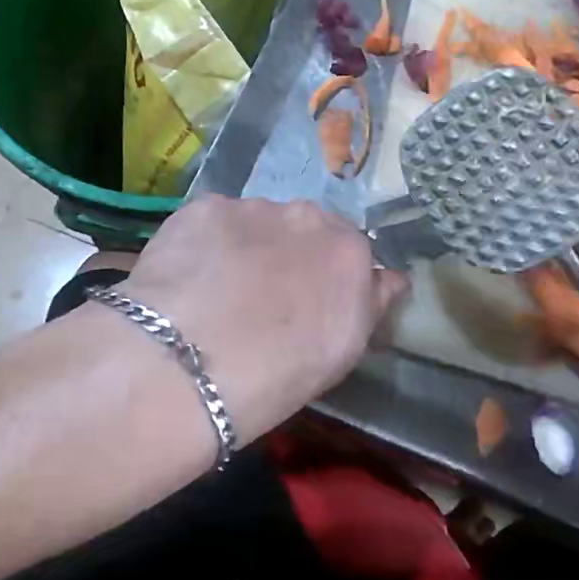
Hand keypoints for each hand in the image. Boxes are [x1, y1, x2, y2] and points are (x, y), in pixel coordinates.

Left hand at [115, 195, 404, 442]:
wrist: (188, 364)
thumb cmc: (279, 373)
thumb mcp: (345, 350)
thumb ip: (372, 302)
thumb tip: (390, 277)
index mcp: (349, 249)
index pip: (350, 249)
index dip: (328, 275)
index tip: (310, 302)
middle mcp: (306, 215)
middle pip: (305, 228)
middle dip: (291, 253)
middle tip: (265, 296)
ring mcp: (252, 207)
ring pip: (258, 222)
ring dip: (249, 245)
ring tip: (221, 289)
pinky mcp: (203, 208)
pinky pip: (215, 222)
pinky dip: (208, 243)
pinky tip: (190, 277)